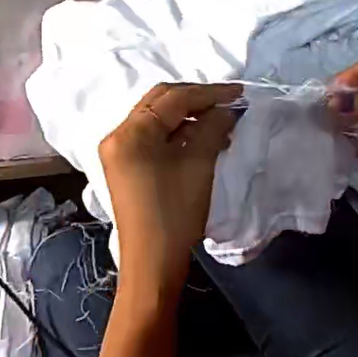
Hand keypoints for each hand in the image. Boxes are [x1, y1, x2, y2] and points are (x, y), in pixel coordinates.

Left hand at [98, 83, 240, 292]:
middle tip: (229, 103)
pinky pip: (152, 137)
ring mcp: (118, 151)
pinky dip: (177, 133)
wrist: (153, 263)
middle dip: (195, 100)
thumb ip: (212, 128)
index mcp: (130, 132)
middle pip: (159, 102)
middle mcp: (117, 135)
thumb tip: (226, 110)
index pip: (172, 99)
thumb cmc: (175, 213)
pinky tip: (201, 138)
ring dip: (187, 116)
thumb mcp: (198, 165)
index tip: (240, 94)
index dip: (209, 93)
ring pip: (155, 118)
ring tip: (220, 122)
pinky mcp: (125, 166)